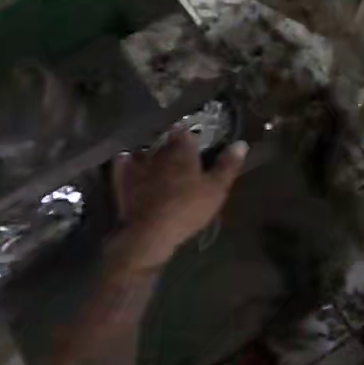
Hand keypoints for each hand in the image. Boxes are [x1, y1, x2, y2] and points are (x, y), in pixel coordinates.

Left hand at [106, 130, 247, 271]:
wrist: (150, 232)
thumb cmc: (188, 209)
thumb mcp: (216, 190)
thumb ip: (227, 165)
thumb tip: (241, 143)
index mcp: (182, 150)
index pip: (186, 132)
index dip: (191, 135)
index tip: (195, 141)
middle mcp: (158, 150)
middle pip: (166, 141)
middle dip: (172, 144)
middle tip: (178, 154)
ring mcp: (137, 163)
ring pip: (145, 150)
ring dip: (150, 152)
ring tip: (155, 160)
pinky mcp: (122, 178)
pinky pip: (123, 162)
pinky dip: (126, 161)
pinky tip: (128, 163)